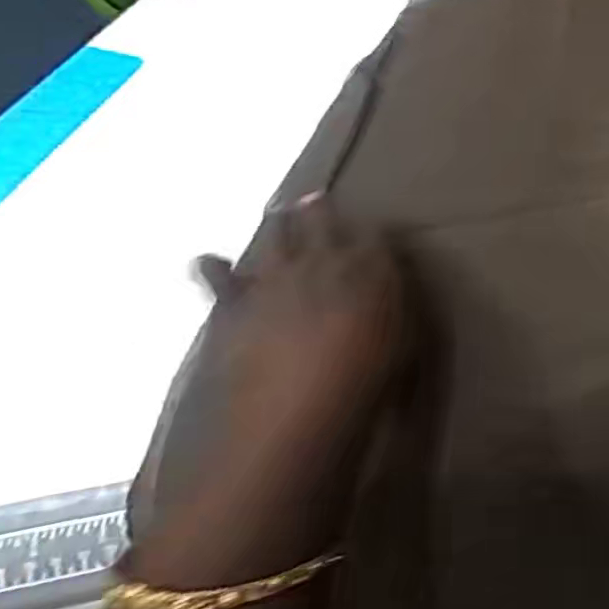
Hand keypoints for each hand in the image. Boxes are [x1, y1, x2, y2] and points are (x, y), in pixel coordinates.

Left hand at [196, 193, 413, 434]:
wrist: (293, 412)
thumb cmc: (365, 379)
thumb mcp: (403, 340)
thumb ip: (393, 304)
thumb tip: (391, 281)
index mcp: (368, 271)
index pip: (372, 238)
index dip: (370, 231)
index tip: (371, 227)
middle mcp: (322, 265)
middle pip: (321, 227)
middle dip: (319, 211)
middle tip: (313, 197)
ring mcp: (275, 283)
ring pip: (276, 241)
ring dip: (277, 225)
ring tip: (277, 210)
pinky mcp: (235, 309)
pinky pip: (220, 282)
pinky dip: (211, 269)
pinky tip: (205, 259)